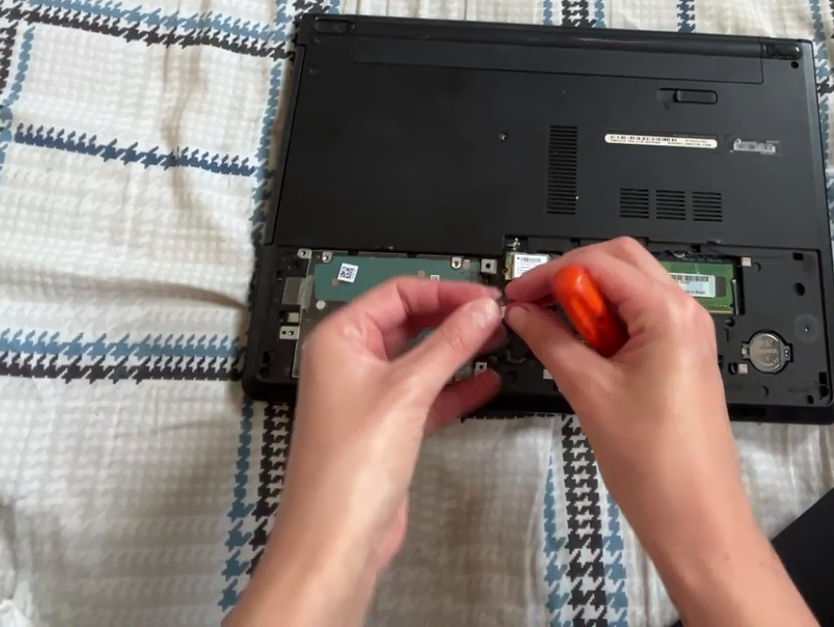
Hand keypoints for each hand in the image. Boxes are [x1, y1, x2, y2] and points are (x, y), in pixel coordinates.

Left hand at [228, 278, 504, 626]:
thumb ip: (450, 343)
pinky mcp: (389, 425)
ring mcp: (371, 394)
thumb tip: (481, 309)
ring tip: (496, 339)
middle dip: (453, 316)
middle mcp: (352, 361)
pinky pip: (429, 391)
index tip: (482, 295)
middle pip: (411, 321)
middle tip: (494, 314)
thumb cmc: (346, 468)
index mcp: (340, 338)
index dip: (443, 290)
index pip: (398, 293)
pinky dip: (456, 385)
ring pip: (422, 355)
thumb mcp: (408, 389)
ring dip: (459, 347)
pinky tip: (486, 380)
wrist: (336, 543)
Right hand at [503, 239, 813, 626]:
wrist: (698, 521)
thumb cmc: (656, 465)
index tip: (520, 293)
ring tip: (555, 330)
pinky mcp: (681, 353)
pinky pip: (638, 316)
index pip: (599, 262)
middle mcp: (684, 312)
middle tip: (535, 304)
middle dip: (572, 276)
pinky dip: (606, 321)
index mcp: (668, 313)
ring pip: (629, 287)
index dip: (552, 273)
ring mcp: (686, 332)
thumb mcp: (589, 392)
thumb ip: (551, 341)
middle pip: (619, 260)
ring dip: (589, 299)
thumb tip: (522, 313)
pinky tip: (582, 348)